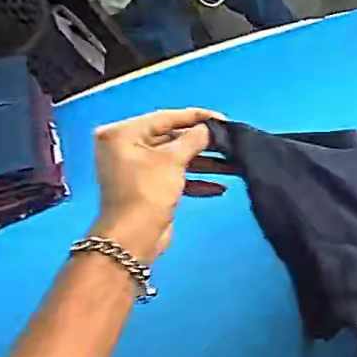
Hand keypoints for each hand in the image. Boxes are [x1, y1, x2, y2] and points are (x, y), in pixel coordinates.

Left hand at [89, 108, 223, 261]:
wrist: (133, 238)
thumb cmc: (147, 192)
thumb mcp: (173, 160)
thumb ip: (194, 138)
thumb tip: (209, 129)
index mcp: (123, 134)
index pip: (166, 117)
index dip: (196, 117)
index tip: (222, 119)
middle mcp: (126, 147)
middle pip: (173, 138)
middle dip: (203, 144)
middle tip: (230, 142)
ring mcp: (137, 168)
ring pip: (177, 158)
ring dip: (205, 163)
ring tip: (233, 165)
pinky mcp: (148, 187)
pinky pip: (175, 176)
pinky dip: (195, 180)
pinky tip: (219, 188)